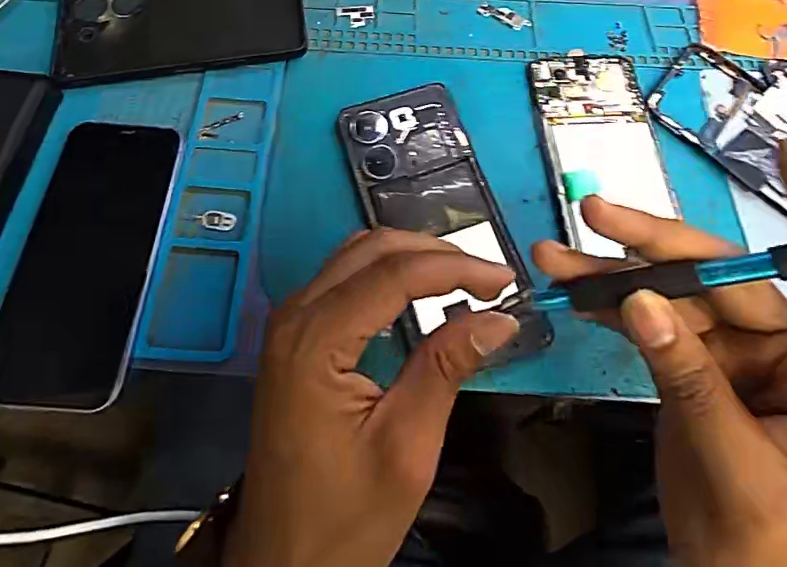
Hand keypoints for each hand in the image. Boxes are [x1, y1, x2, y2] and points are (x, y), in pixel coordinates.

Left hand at [223, 229, 520, 566]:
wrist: (282, 561)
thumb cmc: (343, 516)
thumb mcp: (405, 448)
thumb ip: (445, 369)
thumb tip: (497, 318)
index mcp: (315, 340)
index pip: (393, 274)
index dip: (455, 268)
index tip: (504, 279)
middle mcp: (295, 314)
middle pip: (372, 249)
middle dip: (435, 254)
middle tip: (487, 278)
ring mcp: (290, 320)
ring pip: (356, 254)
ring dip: (411, 256)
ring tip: (463, 279)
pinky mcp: (295, 333)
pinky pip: (344, 277)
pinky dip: (388, 272)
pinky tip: (420, 291)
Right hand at [532, 138, 786, 566]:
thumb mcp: (742, 489)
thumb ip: (693, 389)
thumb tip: (640, 301)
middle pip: (740, 278)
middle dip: (666, 244)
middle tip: (598, 214)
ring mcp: (752, 365)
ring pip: (687, 294)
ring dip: (620, 272)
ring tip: (558, 255)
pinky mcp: (706, 372)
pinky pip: (658, 324)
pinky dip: (614, 306)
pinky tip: (571, 291)